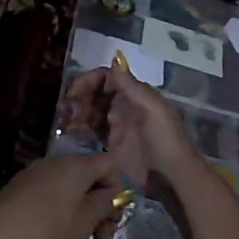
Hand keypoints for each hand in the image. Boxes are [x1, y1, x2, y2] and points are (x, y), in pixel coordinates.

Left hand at [0, 153, 122, 238]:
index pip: (108, 164)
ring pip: (68, 193)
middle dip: (101, 211)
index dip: (117, 190)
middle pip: (88, 180)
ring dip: (81, 218)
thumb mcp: (84, 221)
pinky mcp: (15, 194)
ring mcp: (30, 178)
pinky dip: (59, 219)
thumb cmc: (45, 233)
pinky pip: (48, 201)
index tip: (114, 220)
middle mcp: (51, 165)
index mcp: (73, 166)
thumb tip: (113, 191)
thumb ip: (105, 202)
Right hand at [67, 64, 199, 183]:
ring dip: (76, 110)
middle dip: (79, 96)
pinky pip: (90, 130)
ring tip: (67, 121)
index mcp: (135, 95)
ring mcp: (116, 126)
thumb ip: (133, 88)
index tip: (74, 91)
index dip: (89, 80)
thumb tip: (115, 59)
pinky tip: (70, 131)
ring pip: (90, 110)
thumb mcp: (154, 111)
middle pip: (95, 93)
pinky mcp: (110, 145)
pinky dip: (78, 127)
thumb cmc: (166, 142)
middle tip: (68, 109)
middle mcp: (124, 106)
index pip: (107, 78)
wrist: (172, 179)